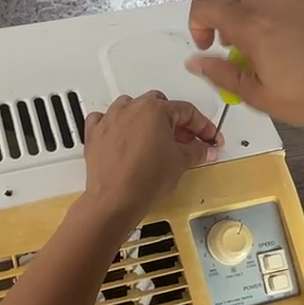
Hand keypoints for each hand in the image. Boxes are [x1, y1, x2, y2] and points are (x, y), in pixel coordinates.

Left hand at [77, 91, 219, 226]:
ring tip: (155, 139)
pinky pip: (105, 119)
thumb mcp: (180, 162)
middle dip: (175, 121)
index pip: (187, 111)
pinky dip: (117, 124)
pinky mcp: (95, 133)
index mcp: (155, 109)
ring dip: (146, 119)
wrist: (115, 200)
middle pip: (160, 105)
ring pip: (132, 108)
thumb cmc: (144, 180)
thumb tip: (204, 149)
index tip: (208, 138)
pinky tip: (125, 137)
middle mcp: (131, 108)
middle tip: (185, 140)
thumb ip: (197, 150)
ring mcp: (110, 119)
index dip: (203, 126)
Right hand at [185, 0, 303, 131]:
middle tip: (237, 47)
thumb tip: (196, 61)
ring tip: (280, 54)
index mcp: (254, 26)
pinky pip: (297, 0)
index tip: (209, 46)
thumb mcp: (263, 97)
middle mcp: (275, 2)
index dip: (197, 21)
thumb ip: (224, 74)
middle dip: (224, 14)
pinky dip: (290, 17)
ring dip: (259, 17)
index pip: (206, 2)